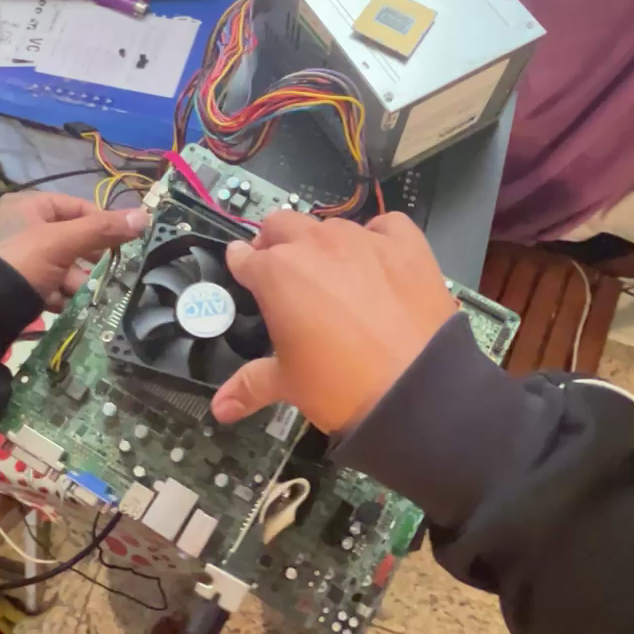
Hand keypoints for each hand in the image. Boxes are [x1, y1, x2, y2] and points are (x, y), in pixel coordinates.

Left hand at [0, 191, 147, 308]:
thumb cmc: (19, 262)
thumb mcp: (62, 242)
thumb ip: (102, 230)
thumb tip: (144, 216)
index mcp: (28, 206)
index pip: (77, 207)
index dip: (101, 225)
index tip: (121, 246)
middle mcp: (22, 228)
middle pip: (71, 240)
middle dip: (88, 261)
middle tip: (102, 276)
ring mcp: (16, 258)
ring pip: (61, 266)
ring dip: (74, 282)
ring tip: (76, 295)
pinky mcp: (13, 285)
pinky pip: (46, 286)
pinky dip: (57, 296)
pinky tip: (60, 306)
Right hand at [213, 211, 455, 432]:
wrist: (416, 391)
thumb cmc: (339, 387)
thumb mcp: (288, 385)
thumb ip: (249, 385)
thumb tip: (217, 409)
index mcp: (277, 273)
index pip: (245, 257)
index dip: (242, 264)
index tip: (245, 270)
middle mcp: (316, 244)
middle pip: (282, 224)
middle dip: (276, 242)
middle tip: (284, 272)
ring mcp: (363, 240)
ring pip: (331, 226)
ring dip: (323, 243)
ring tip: (334, 274)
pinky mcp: (406, 245)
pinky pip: (386, 225)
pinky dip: (378, 237)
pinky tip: (380, 260)